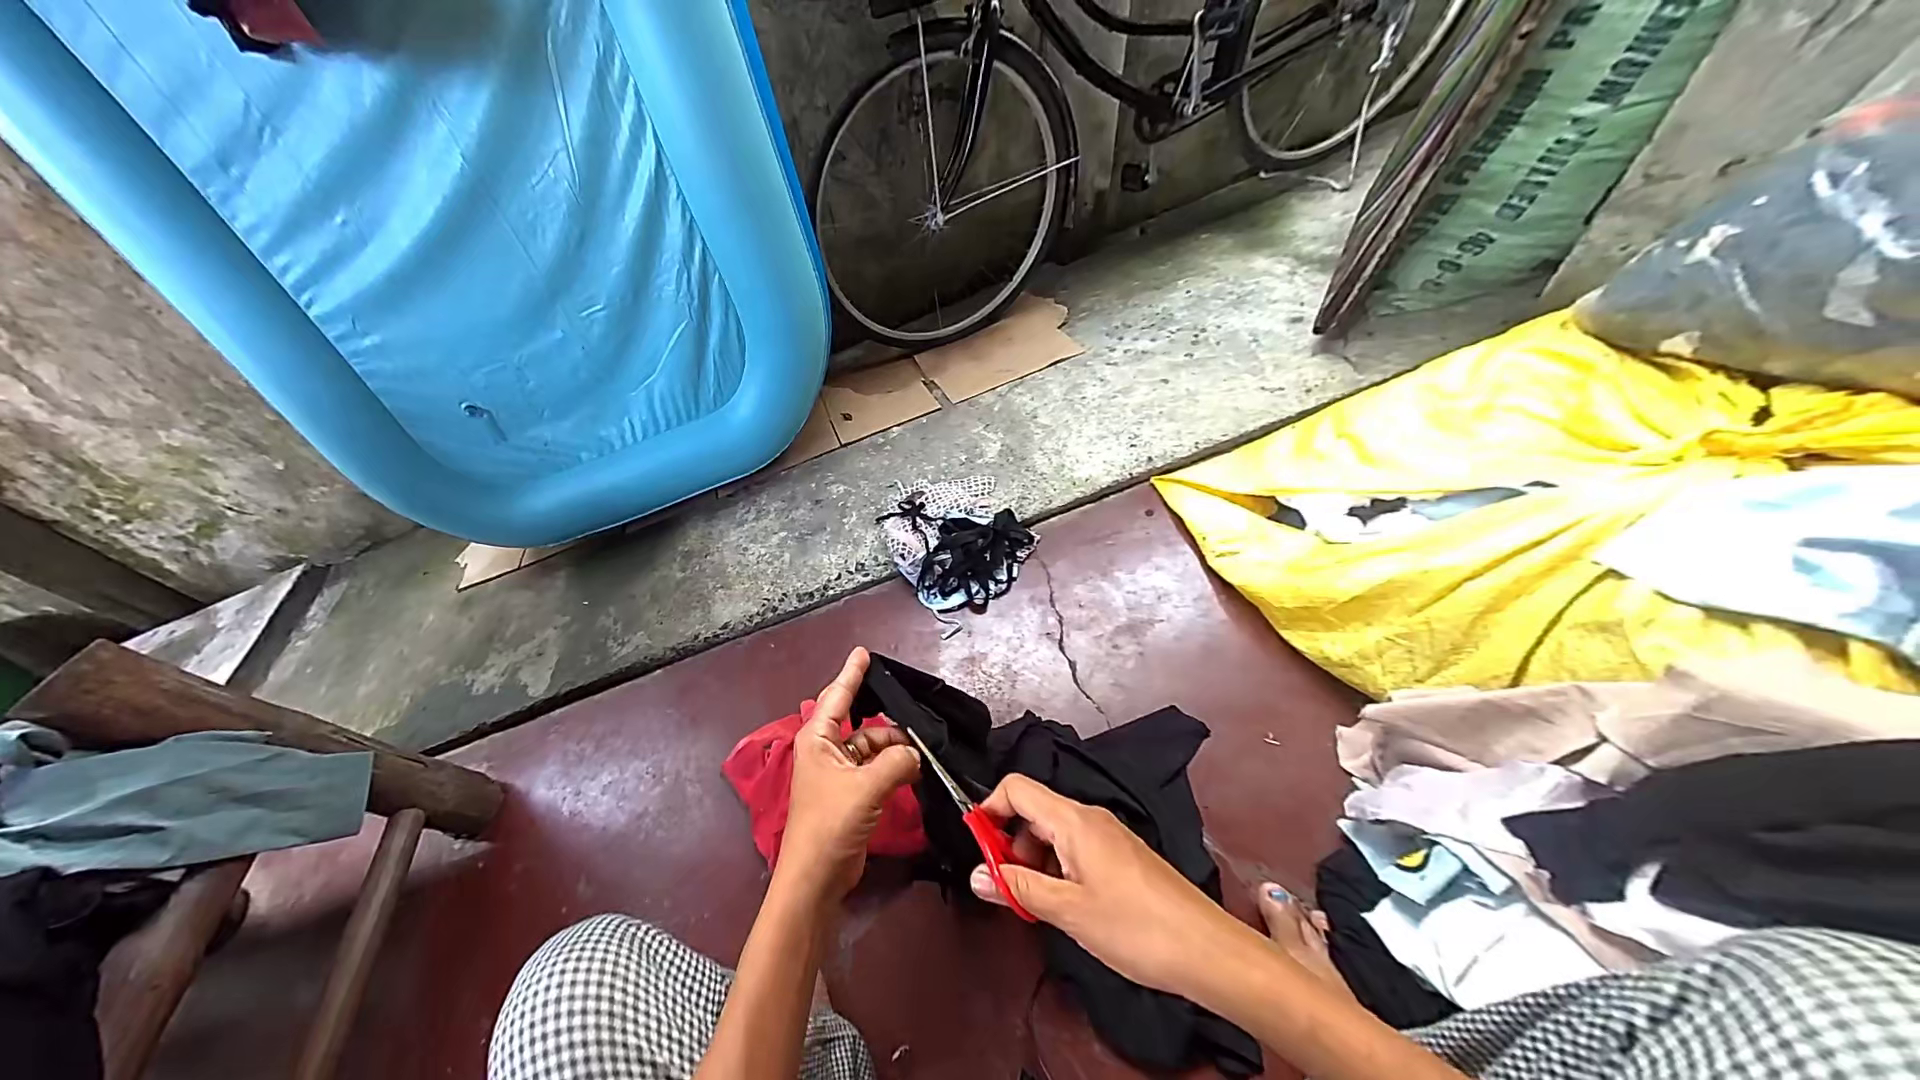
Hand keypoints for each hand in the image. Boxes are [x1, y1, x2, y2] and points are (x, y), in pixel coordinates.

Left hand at [779, 647, 921, 899]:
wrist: (816, 878)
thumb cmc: (831, 824)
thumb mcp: (866, 787)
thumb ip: (897, 761)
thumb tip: (915, 753)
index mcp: (818, 739)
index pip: (838, 696)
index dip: (852, 673)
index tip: (864, 653)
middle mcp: (826, 750)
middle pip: (863, 724)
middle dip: (889, 724)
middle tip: (917, 722)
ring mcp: (839, 773)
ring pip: (874, 748)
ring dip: (896, 751)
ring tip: (920, 757)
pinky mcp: (851, 794)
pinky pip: (877, 769)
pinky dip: (894, 768)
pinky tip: (913, 771)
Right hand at [969, 774, 1256, 997]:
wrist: (1207, 949)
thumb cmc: (1137, 927)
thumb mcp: (1068, 911)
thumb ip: (1018, 888)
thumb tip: (977, 875)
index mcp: (1074, 820)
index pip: (1016, 787)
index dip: (989, 810)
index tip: (978, 848)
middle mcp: (1090, 818)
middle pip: (1032, 810)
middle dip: (1010, 843)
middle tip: (1007, 887)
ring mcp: (1108, 834)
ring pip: (1052, 832)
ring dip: (1033, 860)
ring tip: (1037, 903)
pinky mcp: (1120, 854)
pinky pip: (1074, 847)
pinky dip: (1057, 868)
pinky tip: (1064, 903)